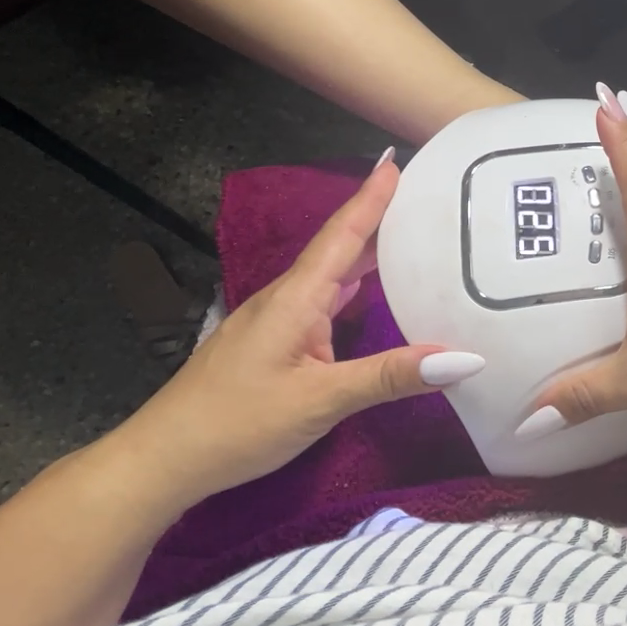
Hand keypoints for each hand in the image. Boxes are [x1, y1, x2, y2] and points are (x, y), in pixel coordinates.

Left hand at [97, 151, 486, 508]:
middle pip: (340, 248)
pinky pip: (328, 300)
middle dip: (380, 218)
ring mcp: (279, 322)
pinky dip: (359, 286)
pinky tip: (377, 292)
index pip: (341, 237)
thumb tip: (466, 358)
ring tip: (414, 236)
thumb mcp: (321, 400)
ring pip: (334, 275)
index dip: (371, 200)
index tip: (398, 162)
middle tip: (426, 197)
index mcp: (295, 300)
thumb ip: (392, 376)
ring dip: (371, 252)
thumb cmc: (235, 423)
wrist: (160, 463)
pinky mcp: (277, 343)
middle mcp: (287, 300)